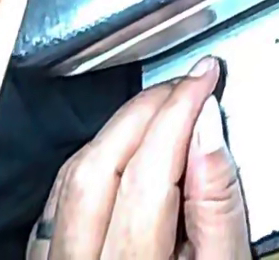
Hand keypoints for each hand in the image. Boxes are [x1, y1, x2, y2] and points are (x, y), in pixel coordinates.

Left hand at [28, 56, 249, 259]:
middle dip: (149, 108)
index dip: (181, 110)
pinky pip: (61, 192)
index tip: (207, 75)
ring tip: (166, 105)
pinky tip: (127, 143)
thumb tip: (208, 123)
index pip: (150, 173)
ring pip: (74, 172)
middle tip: (189, 83)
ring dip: (122, 125)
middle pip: (101, 165)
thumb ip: (218, 204)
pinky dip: (98, 153)